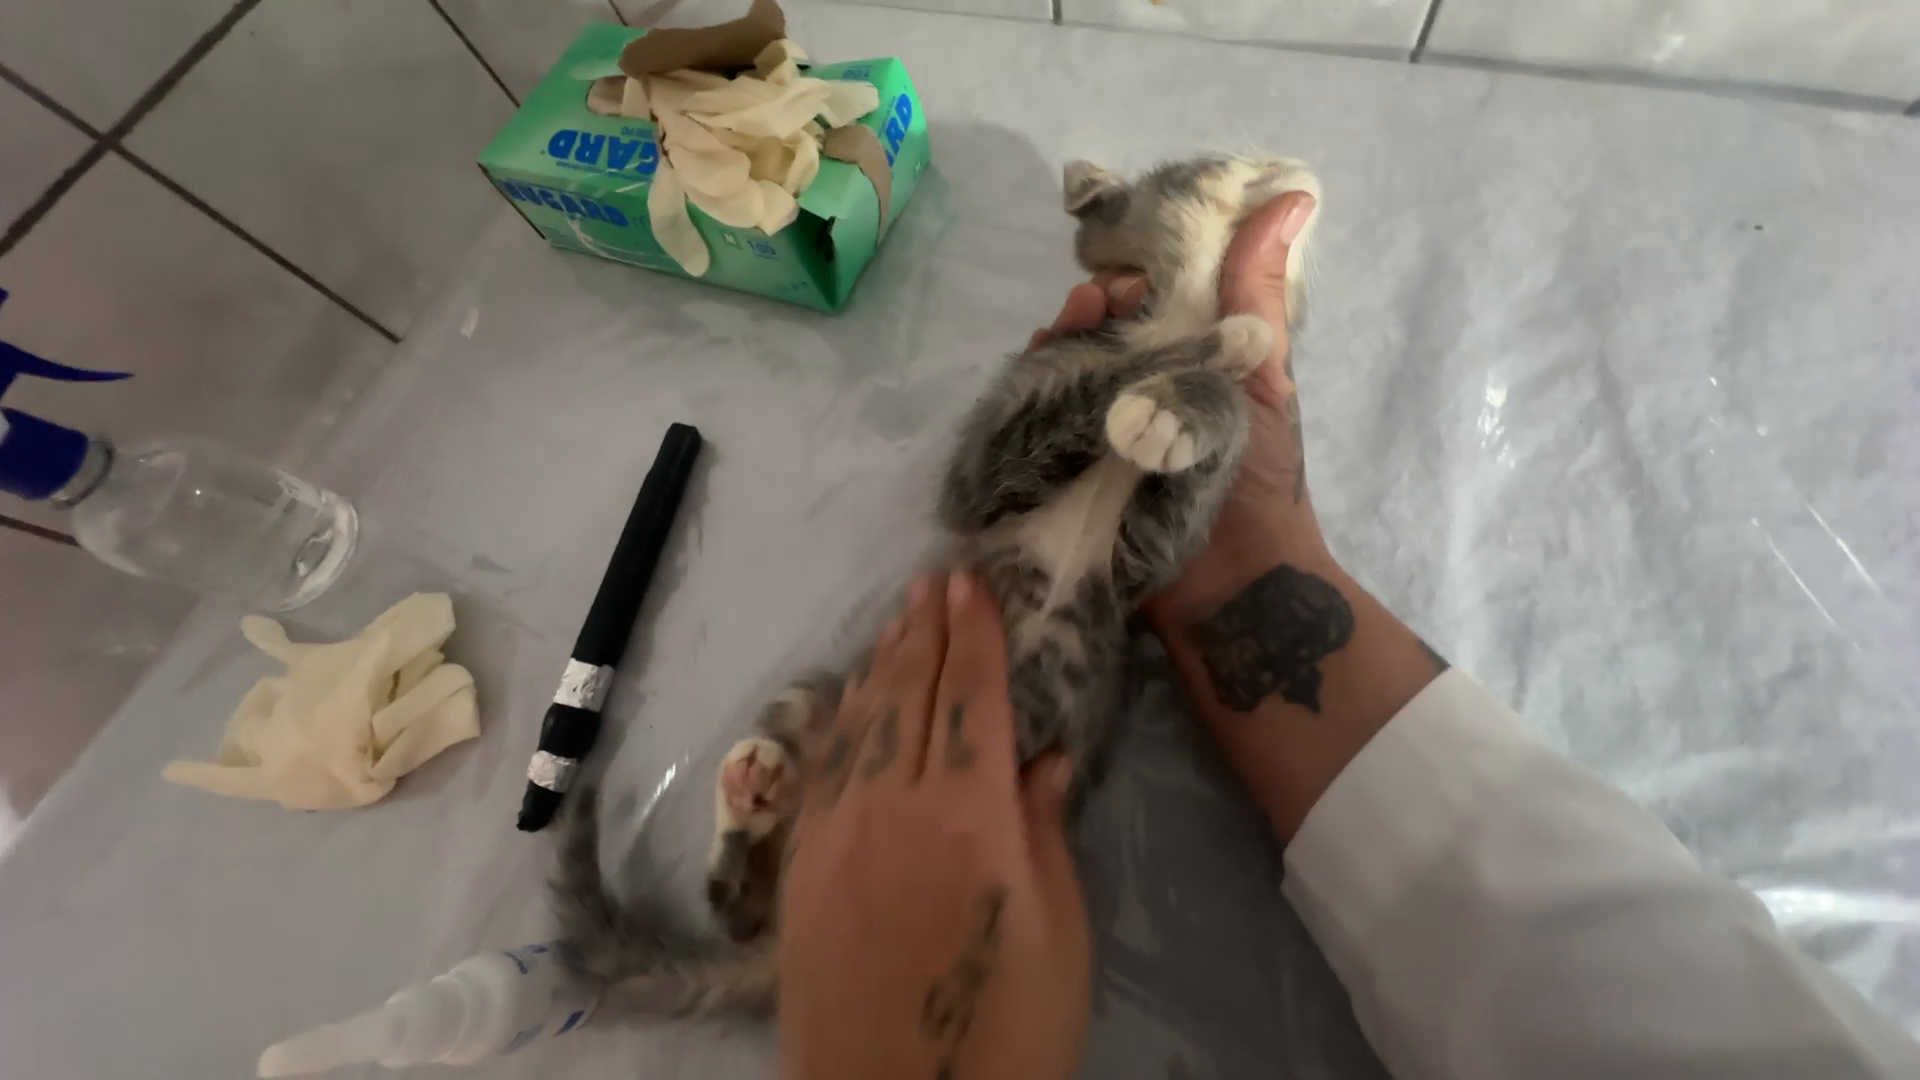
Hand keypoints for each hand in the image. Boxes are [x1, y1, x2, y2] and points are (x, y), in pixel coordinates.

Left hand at [777, 574, 1089, 1079]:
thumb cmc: (1005, 1030)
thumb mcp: (1056, 932)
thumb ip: (1042, 831)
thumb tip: (1043, 759)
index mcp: (968, 818)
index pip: (970, 697)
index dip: (974, 635)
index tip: (972, 585)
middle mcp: (894, 806)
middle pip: (910, 692)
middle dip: (926, 629)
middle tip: (936, 582)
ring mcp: (837, 830)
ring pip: (861, 718)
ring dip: (883, 660)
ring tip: (901, 618)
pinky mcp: (801, 862)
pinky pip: (824, 765)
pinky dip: (844, 716)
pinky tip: (855, 694)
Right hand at [1032, 192, 1328, 622]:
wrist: (1232, 583)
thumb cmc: (1257, 481)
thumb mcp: (1262, 381)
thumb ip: (1258, 300)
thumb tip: (1293, 196)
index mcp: (1179, 370)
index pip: (1140, 310)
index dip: (1129, 285)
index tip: (1132, 281)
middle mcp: (1131, 398)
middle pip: (1091, 338)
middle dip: (1085, 311)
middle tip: (1091, 304)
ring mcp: (1092, 437)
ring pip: (1058, 375)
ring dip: (1056, 344)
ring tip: (1065, 327)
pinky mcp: (1063, 472)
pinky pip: (1035, 426)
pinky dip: (1030, 397)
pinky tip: (1033, 375)